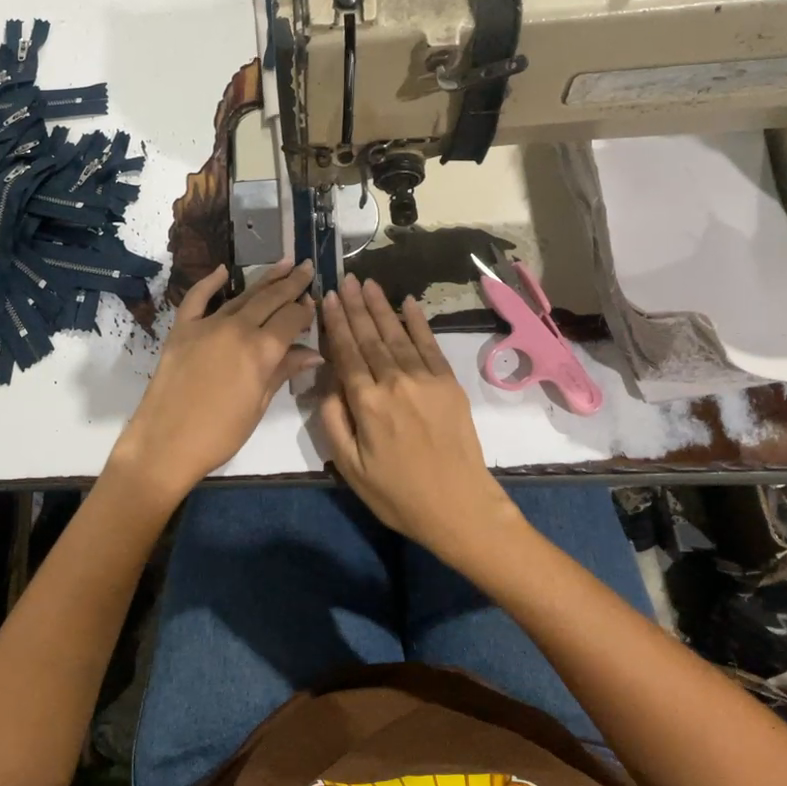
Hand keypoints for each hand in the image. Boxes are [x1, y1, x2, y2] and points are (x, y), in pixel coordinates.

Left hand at [107, 262, 321, 503]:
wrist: (165, 442)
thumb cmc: (220, 434)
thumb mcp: (258, 405)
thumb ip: (282, 372)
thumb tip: (313, 354)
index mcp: (261, 350)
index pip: (291, 319)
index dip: (306, 310)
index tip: (315, 302)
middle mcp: (237, 329)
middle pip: (270, 300)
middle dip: (291, 283)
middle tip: (306, 267)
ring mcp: (206, 326)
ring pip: (241, 296)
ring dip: (264, 280)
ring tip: (283, 263)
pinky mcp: (181, 330)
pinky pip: (196, 299)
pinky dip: (209, 282)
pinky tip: (222, 271)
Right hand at [317, 275, 518, 557]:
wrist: (459, 507)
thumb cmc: (397, 494)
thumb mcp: (349, 466)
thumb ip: (333, 420)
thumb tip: (327, 382)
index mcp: (366, 402)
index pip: (346, 352)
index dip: (336, 323)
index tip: (328, 298)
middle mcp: (395, 382)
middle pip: (370, 336)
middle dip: (356, 306)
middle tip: (346, 279)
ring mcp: (425, 380)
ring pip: (397, 334)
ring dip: (381, 307)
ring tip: (368, 283)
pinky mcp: (449, 384)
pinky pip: (429, 345)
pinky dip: (417, 322)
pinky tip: (407, 303)